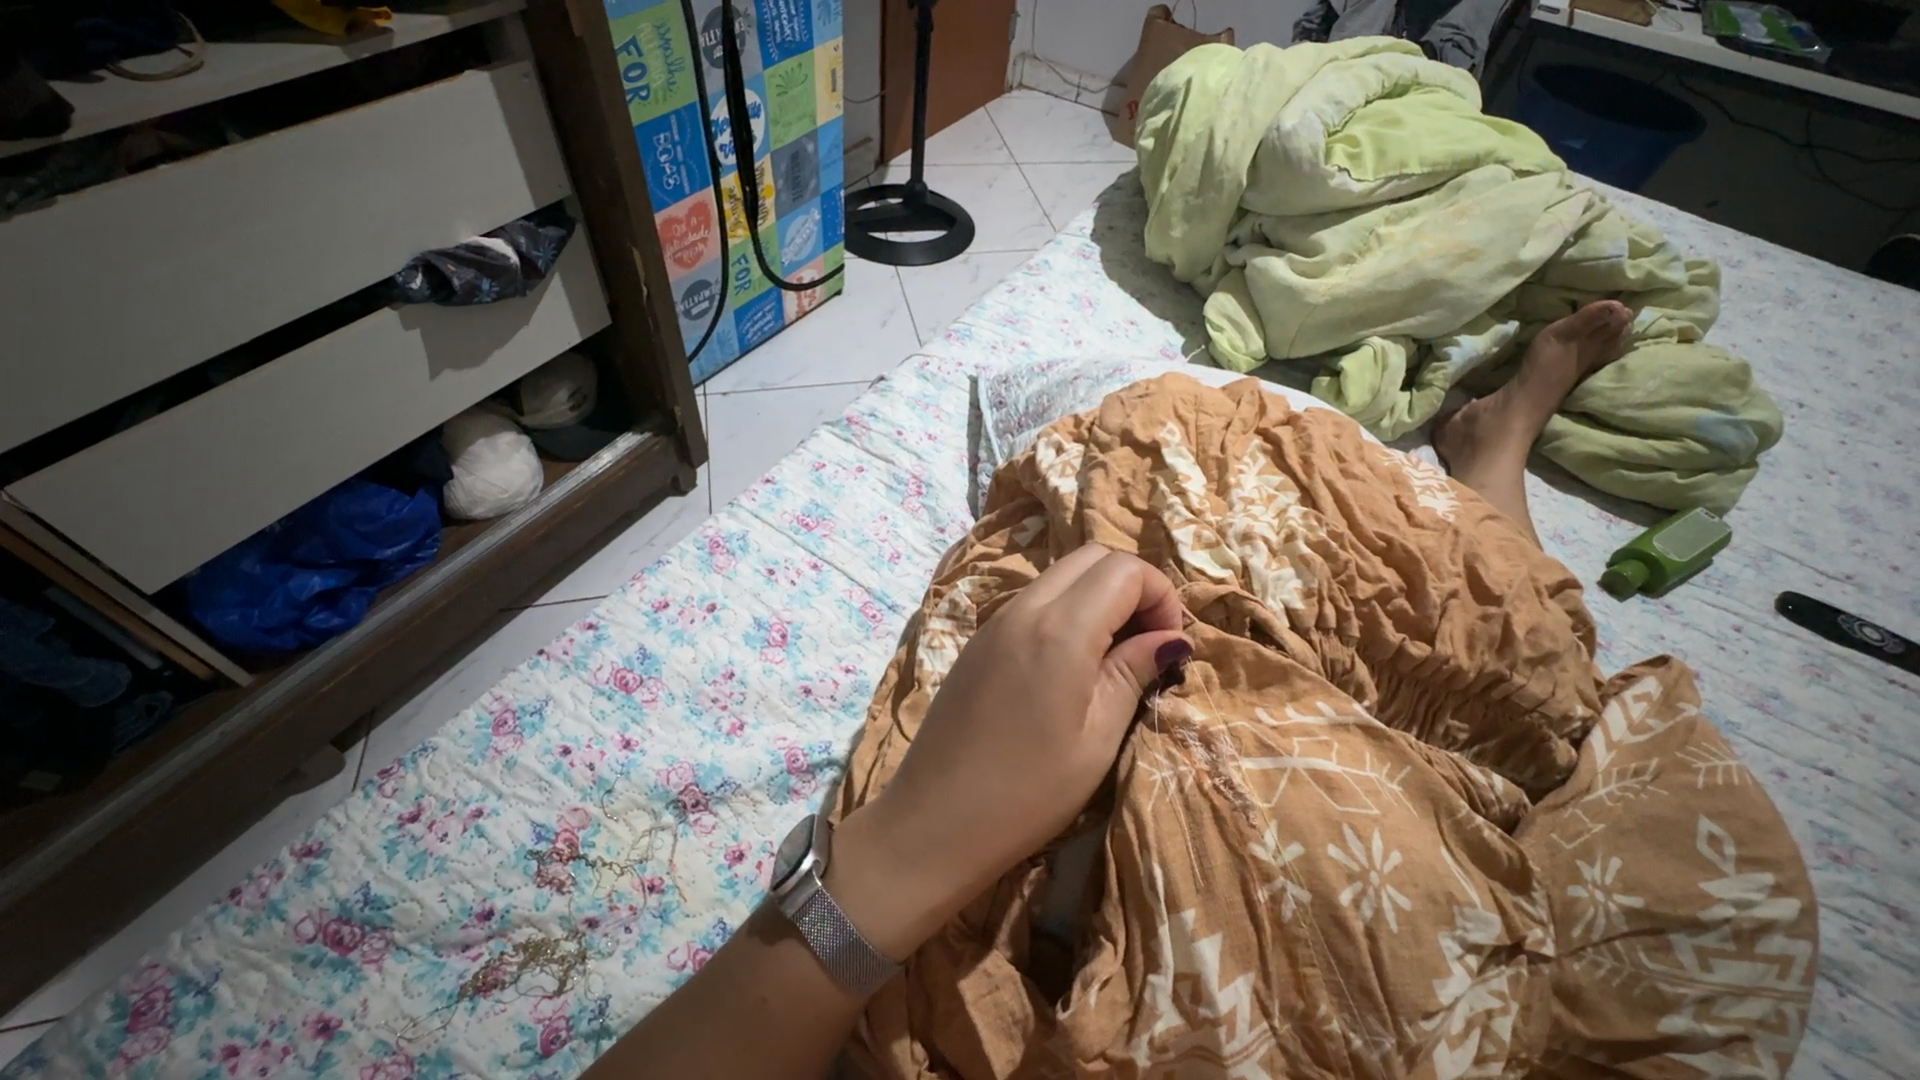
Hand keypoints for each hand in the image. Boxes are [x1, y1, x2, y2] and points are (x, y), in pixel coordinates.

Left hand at [828, 544, 1188, 959]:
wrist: (933, 822)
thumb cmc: (1027, 793)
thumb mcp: (1097, 739)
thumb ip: (1132, 672)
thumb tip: (1169, 637)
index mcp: (1059, 629)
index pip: (1124, 569)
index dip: (1161, 594)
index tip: (1171, 644)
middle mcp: (1022, 609)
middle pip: (1091, 557)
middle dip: (1132, 585)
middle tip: (1148, 643)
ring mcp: (993, 622)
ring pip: (1059, 575)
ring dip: (1097, 596)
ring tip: (1115, 656)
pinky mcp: (977, 642)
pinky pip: (1032, 600)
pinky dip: (1065, 610)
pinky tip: (1072, 664)